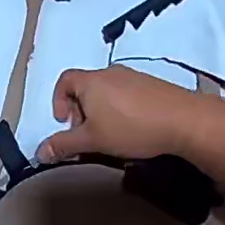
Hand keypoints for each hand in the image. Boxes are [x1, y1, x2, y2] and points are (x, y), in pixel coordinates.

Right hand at [36, 65, 224, 162]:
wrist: (184, 121)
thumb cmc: (131, 128)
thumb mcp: (92, 141)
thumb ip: (64, 145)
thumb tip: (40, 152)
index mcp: (91, 81)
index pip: (64, 81)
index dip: (58, 100)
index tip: (66, 122)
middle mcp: (110, 73)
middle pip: (85, 87)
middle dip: (80, 111)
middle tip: (87, 134)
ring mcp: (134, 76)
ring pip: (107, 92)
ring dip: (101, 111)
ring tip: (111, 135)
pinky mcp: (152, 85)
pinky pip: (127, 94)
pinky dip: (121, 109)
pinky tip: (133, 130)